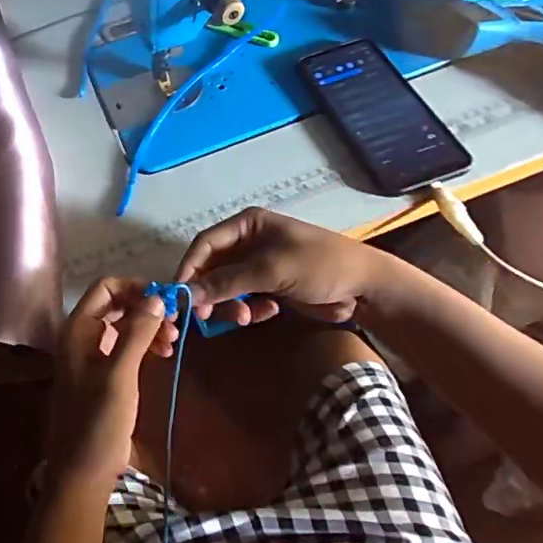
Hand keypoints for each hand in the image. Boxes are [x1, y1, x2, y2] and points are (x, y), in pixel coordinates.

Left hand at [46, 278, 170, 486]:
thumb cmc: (98, 421)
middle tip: (175, 322)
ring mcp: (91, 355)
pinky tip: (162, 353)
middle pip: (117, 304)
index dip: (136, 287)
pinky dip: (144, 343)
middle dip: (147, 308)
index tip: (165, 301)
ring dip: (149, 326)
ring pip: (124, 324)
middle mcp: (82, 336)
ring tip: (173, 341)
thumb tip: (157, 297)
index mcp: (78, 329)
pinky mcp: (101, 373)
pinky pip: (125, 345)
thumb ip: (137, 332)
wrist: (82, 472)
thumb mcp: (121, 374)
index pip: (107, 287)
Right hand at [174, 207, 402, 328]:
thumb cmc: (319, 264)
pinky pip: (246, 299)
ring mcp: (260, 265)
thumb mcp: (272, 270)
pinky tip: (268, 313)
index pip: (204, 243)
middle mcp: (249, 242)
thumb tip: (188, 295)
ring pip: (227, 288)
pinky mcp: (271, 286)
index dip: (189, 268)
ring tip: (248, 317)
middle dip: (211, 292)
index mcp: (248, 224)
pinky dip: (251, 308)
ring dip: (231, 304)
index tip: (179, 297)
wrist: (363, 285)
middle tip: (207, 318)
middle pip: (212, 268)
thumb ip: (228, 282)